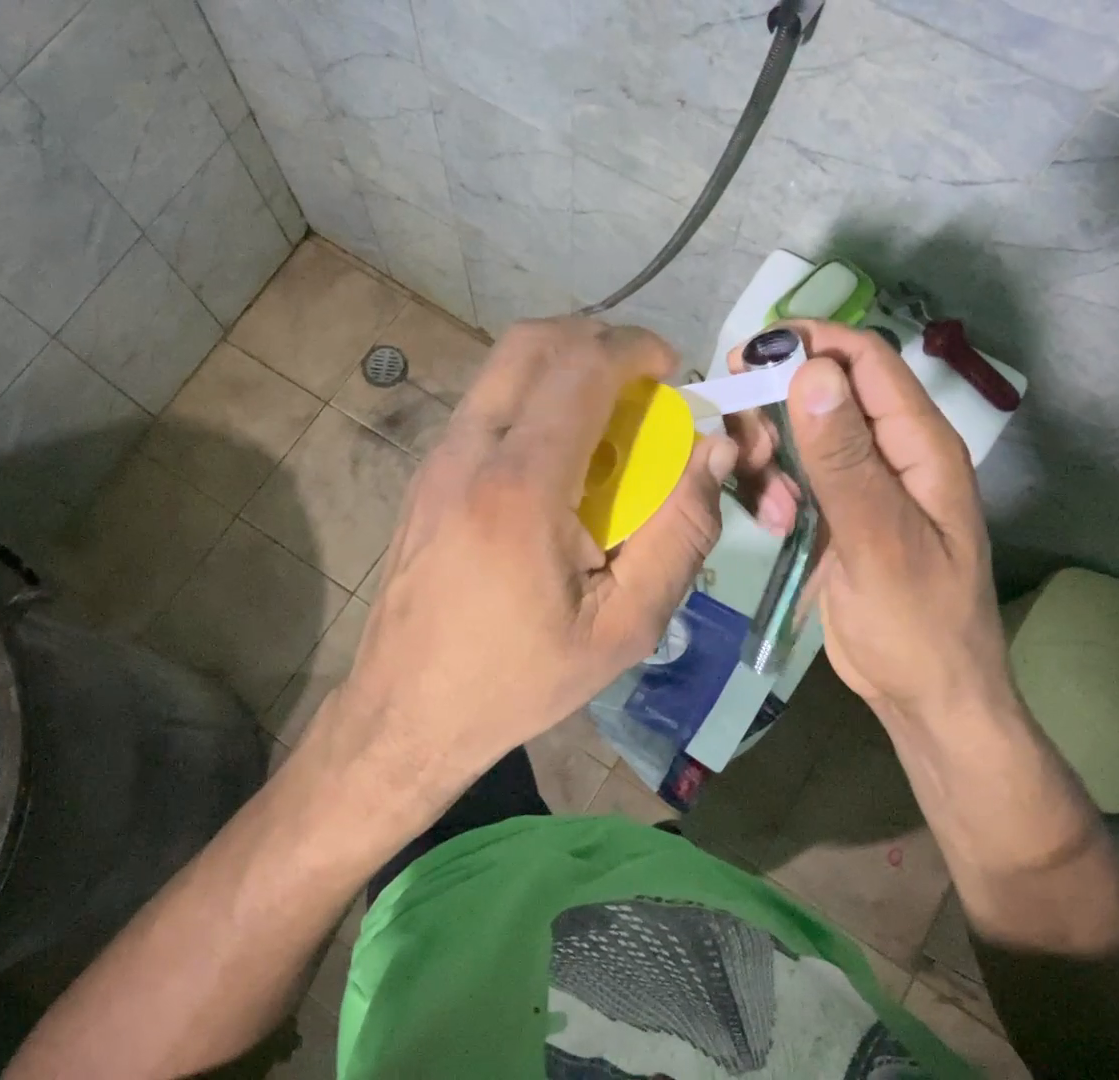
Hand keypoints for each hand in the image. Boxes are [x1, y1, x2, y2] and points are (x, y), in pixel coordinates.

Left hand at [329, 318, 737, 778]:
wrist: (405, 712)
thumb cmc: (518, 681)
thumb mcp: (622, 629)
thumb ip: (679, 534)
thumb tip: (713, 451)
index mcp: (520, 490)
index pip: (580, 367)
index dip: (635, 348)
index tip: (671, 370)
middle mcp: (468, 455)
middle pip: (530, 342)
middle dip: (596, 341)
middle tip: (641, 386)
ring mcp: (435, 462)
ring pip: (502, 370)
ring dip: (562, 371)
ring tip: (606, 427)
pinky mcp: (424, 479)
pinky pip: (485, 409)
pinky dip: (532, 404)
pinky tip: (559, 469)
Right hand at [730, 320, 1010, 723]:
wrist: (926, 697)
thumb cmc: (917, 623)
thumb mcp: (880, 540)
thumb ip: (844, 459)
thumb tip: (811, 372)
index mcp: (919, 446)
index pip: (866, 362)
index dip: (810, 344)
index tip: (746, 355)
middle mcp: (891, 455)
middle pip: (825, 394)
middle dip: (776, 408)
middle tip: (740, 443)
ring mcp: (861, 487)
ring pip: (801, 437)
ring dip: (770, 456)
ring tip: (767, 504)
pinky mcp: (836, 518)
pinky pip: (794, 479)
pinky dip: (772, 489)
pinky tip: (770, 521)